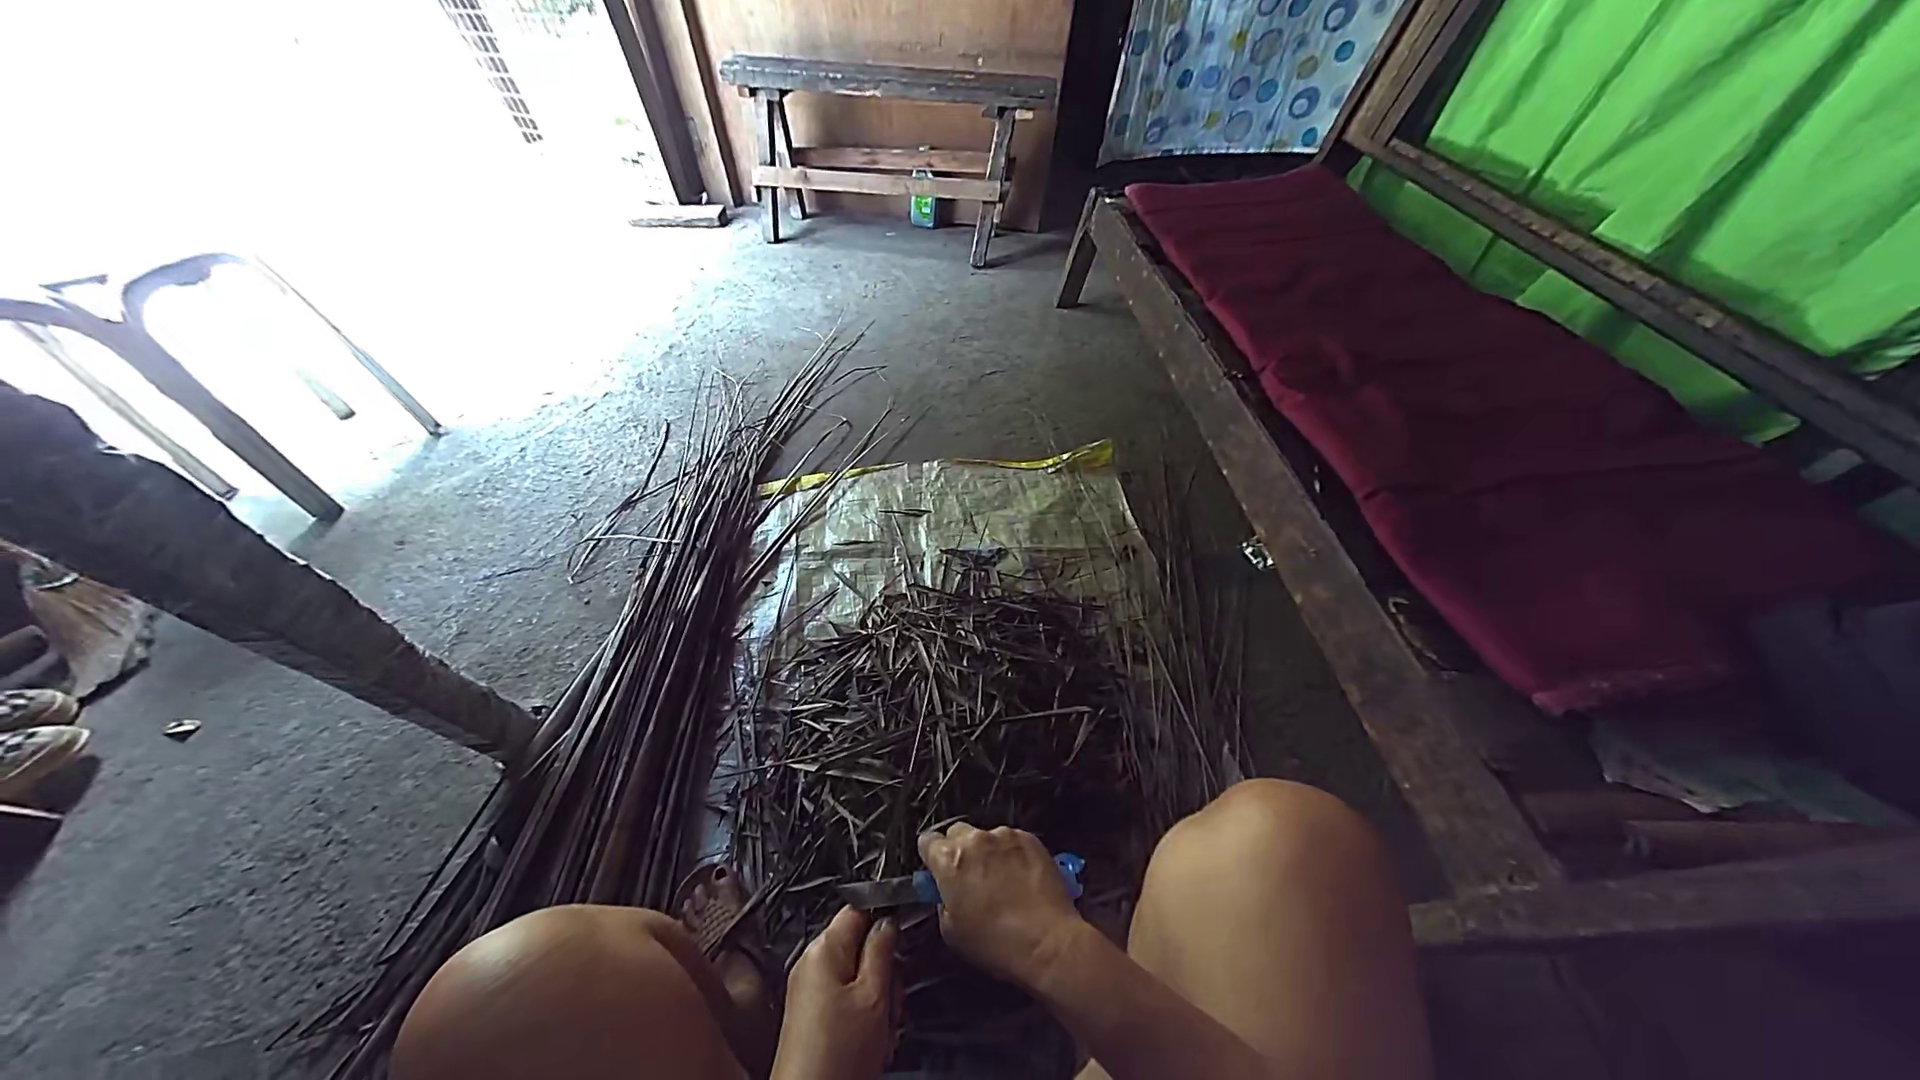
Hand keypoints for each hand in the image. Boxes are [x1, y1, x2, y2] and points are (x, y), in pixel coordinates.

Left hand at [771, 906, 898, 1079]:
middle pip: (861, 944)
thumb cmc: (839, 1052)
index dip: (884, 919)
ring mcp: (810, 989)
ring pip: (858, 974)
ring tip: (883, 1027)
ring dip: (878, 997)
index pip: (858, 908)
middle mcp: (812, 962)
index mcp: (824, 948)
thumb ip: (882, 949)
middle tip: (893, 1000)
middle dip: (885, 969)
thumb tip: (888, 919)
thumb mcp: (873, 995)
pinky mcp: (812, 1015)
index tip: (902, 942)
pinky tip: (872, 1039)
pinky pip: (846, 998)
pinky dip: (864, 1014)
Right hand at [917, 823, 1087, 989]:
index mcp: (949, 859)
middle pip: (957, 833)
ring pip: (987, 837)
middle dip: (959, 851)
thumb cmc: (994, 943)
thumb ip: (942, 901)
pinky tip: (1022, 877)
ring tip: (1002, 880)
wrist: (1047, 942)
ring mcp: (1005, 836)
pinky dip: (1012, 854)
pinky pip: (1012, 841)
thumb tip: (947, 891)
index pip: (927, 841)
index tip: (938, 870)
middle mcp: (975, 839)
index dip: (931, 856)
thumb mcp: (951, 931)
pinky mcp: (1030, 839)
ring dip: (988, 852)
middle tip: (970, 877)